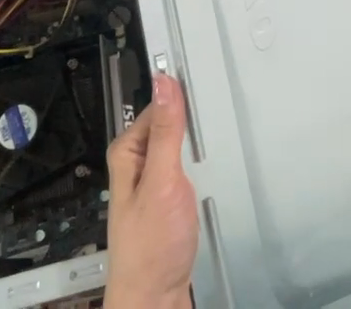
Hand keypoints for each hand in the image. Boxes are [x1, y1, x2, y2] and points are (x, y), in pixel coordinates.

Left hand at [105, 73, 197, 308]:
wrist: (155, 300)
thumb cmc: (152, 248)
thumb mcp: (162, 181)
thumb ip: (165, 132)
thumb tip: (164, 83)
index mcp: (128, 153)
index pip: (156, 104)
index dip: (179, 88)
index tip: (202, 66)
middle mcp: (137, 164)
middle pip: (168, 122)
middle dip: (191, 111)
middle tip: (220, 90)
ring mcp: (153, 183)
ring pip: (179, 143)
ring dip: (198, 135)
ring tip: (223, 117)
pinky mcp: (168, 199)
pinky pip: (185, 163)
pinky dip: (201, 156)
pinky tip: (217, 157)